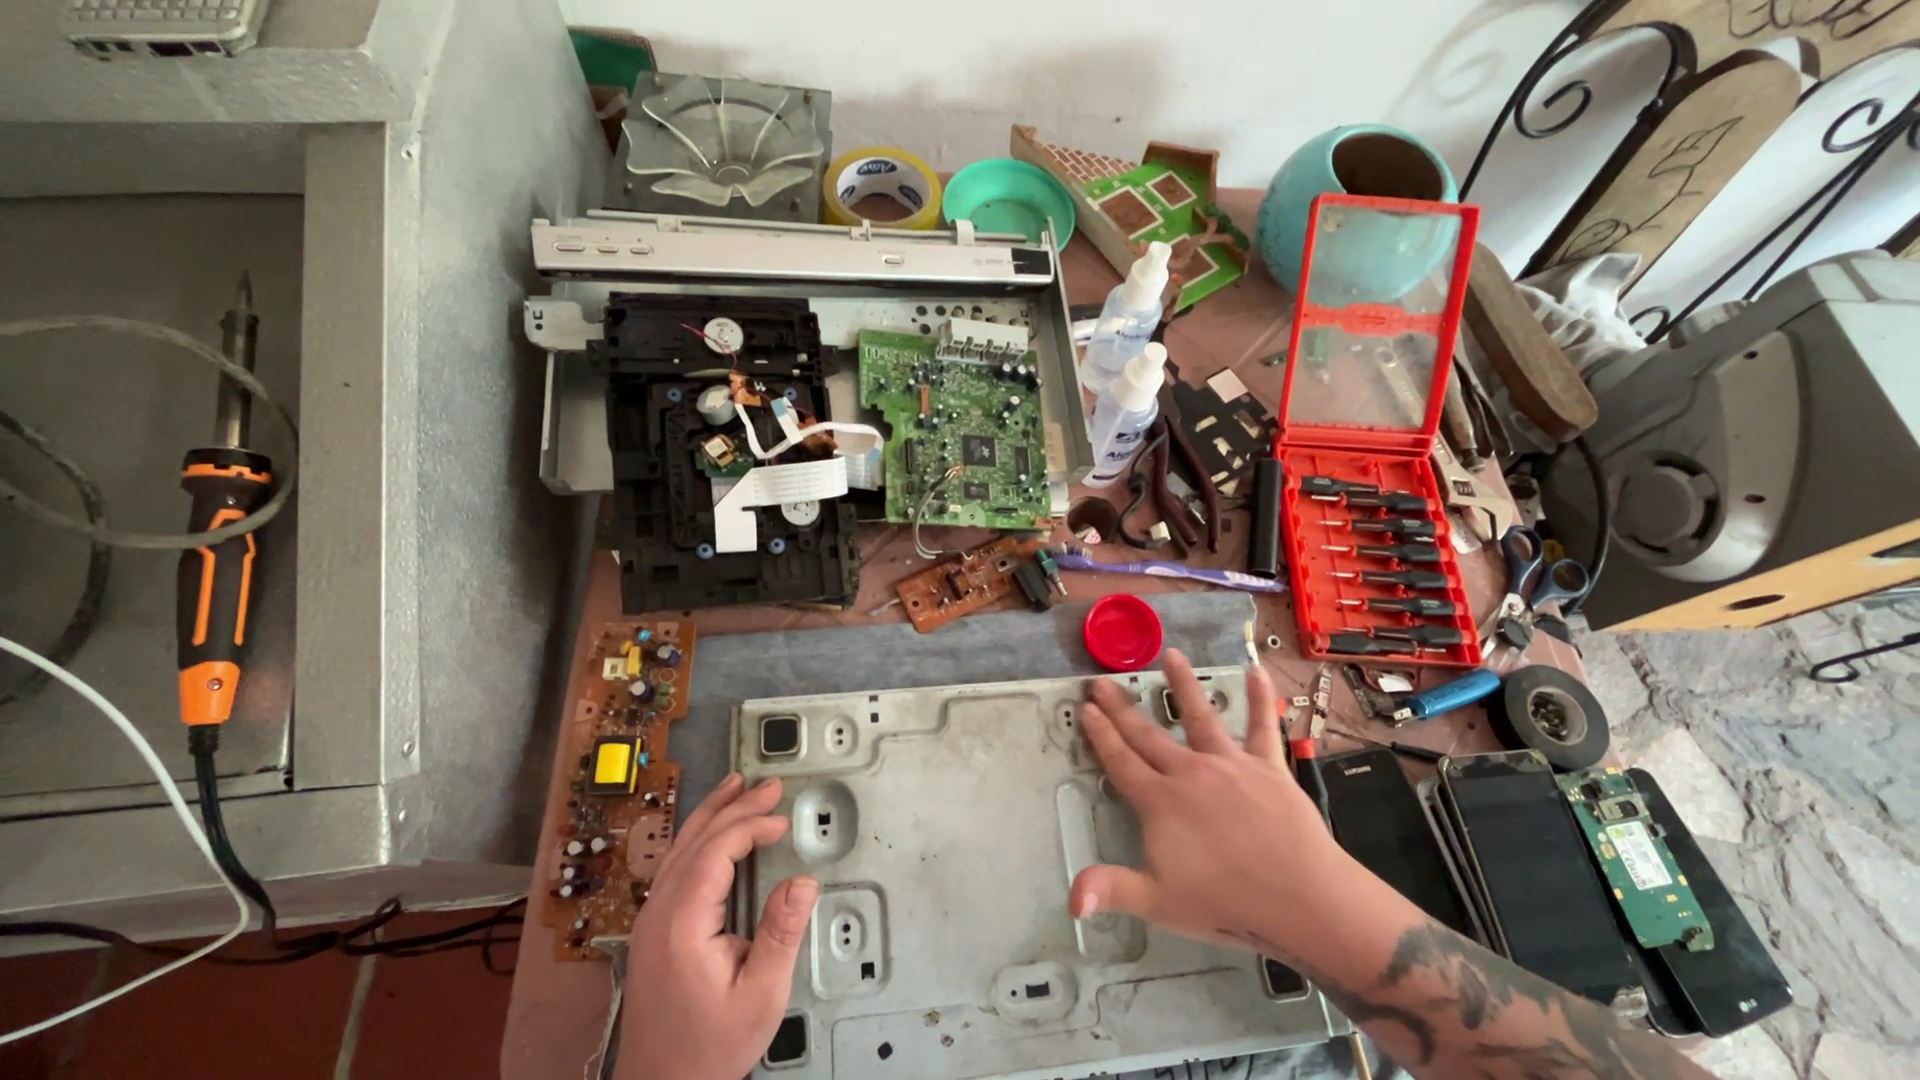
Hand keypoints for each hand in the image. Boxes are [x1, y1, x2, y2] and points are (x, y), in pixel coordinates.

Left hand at [617, 774, 818, 1079]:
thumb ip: (780, 934)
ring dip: (710, 815)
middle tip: (767, 785)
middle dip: (733, 807)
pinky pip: (674, 867)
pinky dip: (697, 838)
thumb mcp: (760, 995)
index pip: (714, 852)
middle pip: (694, 841)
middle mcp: (659, 914)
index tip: (780, 822)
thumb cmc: (709, 1048)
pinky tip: (710, 831)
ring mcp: (651, 921)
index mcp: (681, 925)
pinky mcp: (653, 930)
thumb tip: (802, 882)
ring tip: (735, 786)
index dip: (748, 827)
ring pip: (679, 849)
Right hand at [1068, 650, 1351, 946]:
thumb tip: (1070, 899)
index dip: (1101, 736)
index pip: (1121, 762)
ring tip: (1170, 654)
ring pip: (1201, 717)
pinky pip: (1263, 727)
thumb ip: (1111, 890)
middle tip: (1102, 682)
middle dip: (1122, 708)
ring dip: (1184, 685)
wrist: (1301, 898)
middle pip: (1149, 734)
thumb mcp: (1159, 902)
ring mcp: (1230, 765)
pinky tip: (1257, 672)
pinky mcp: (1268, 767)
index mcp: (1161, 802)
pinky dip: (1261, 700)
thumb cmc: (1227, 903)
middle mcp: (1190, 773)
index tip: (1087, 709)